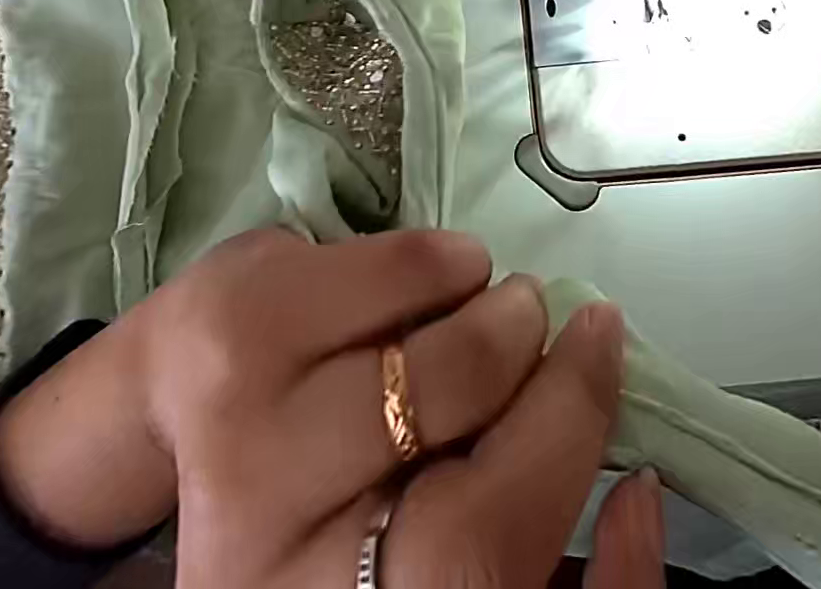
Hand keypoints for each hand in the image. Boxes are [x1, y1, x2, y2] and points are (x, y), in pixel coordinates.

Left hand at [0, 226, 665, 586]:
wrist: (182, 400)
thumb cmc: (314, 465)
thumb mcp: (413, 530)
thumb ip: (531, 536)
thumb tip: (638, 496)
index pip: (481, 545)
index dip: (569, 434)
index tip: (605, 347)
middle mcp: (268, 559)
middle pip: (457, 461)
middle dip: (532, 375)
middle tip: (544, 322)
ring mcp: (241, 434)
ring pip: (422, 370)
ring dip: (490, 316)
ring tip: (502, 299)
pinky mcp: (237, 326)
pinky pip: (382, 276)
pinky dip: (443, 261)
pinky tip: (451, 266)